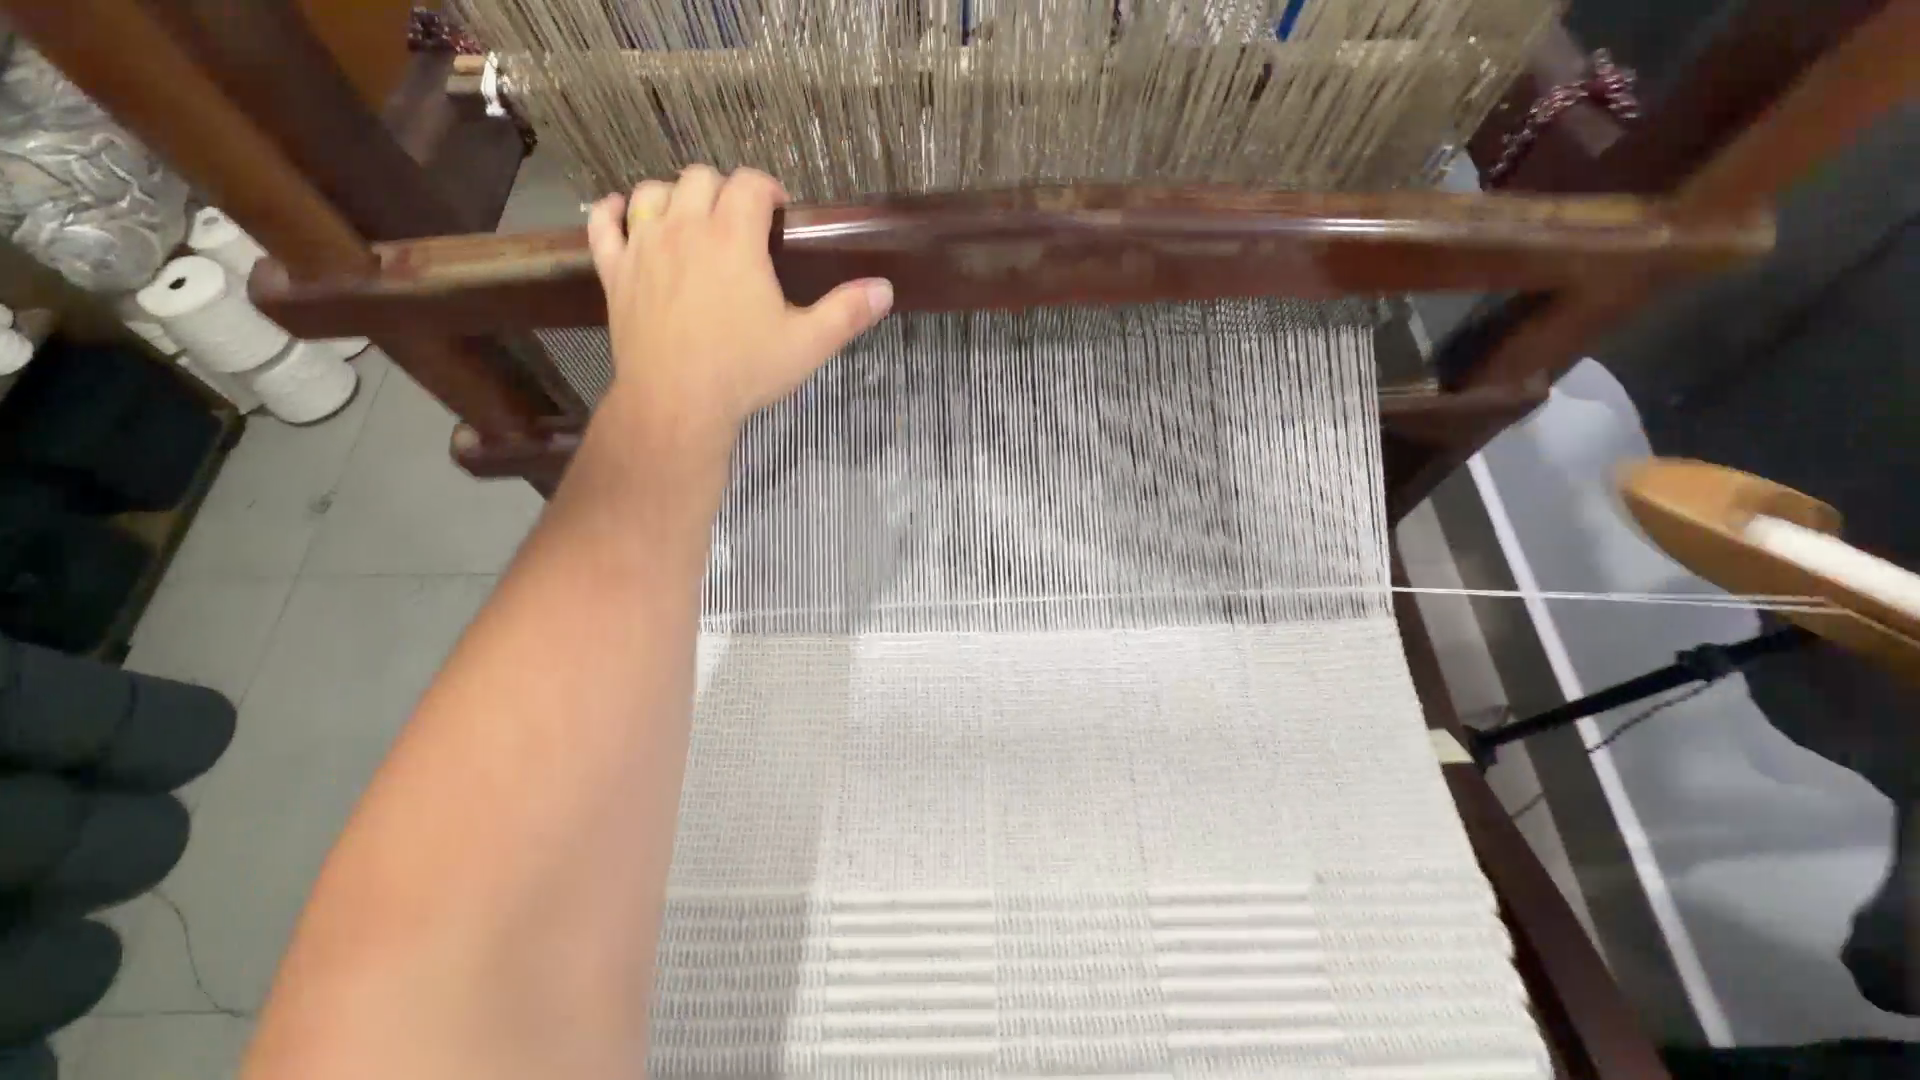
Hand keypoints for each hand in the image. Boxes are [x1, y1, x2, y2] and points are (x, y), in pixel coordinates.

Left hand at [586, 166, 892, 455]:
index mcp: (734, 237)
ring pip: (652, 192)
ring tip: (691, 220)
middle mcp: (685, 228)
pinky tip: (624, 214)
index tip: (778, 212)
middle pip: (700, 178)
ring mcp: (644, 248)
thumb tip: (885, 289)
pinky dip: (613, 213)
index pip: (750, 182)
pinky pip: (604, 225)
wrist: (675, 402)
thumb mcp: (807, 344)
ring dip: (674, 197)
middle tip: (739, 222)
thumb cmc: (743, 371)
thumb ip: (847, 313)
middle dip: (723, 190)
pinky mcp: (615, 272)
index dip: (767, 188)